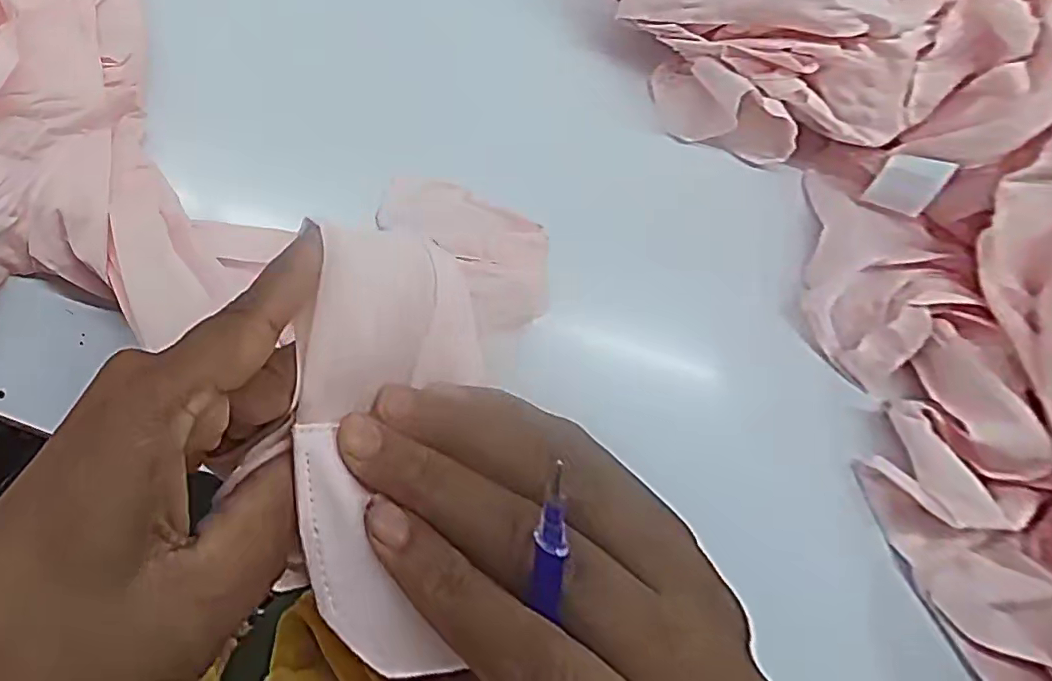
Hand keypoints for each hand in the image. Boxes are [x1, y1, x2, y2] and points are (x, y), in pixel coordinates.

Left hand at [0, 226, 321, 680]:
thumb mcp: (189, 601)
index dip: (291, 283)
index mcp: (157, 404)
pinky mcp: (133, 430)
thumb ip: (269, 523)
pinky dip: (250, 450)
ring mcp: (138, 406)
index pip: (244, 327)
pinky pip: (211, 426)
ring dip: (283, 429)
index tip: (323, 236)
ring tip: (345, 456)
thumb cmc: (62, 630)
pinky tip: (284, 482)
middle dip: (314, 390)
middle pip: (254, 373)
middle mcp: (149, 386)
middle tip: (380, 419)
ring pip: (236, 403)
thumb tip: (318, 456)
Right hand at [337, 385, 763, 680]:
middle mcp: (680, 649)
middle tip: (364, 439)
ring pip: (571, 481)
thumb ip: (460, 647)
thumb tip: (389, 550)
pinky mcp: (672, 532)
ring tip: (398, 404)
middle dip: (438, 482)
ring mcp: (687, 581)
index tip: (376, 517)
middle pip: (548, 548)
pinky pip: (590, 458)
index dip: (445, 577)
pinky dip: (517, 422)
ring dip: (469, 431)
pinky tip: (459, 403)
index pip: (531, 644)